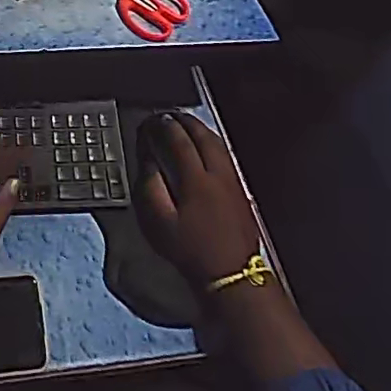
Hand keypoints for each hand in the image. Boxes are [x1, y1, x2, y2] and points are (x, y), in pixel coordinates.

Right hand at [137, 112, 259, 286]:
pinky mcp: (241, 192)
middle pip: (204, 138)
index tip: (154, 121)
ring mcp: (233, 183)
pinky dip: (214, 144)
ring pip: (219, 146)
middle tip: (171, 115)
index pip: (180, 142)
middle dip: (186, 122)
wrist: (232, 275)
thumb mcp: (160, 223)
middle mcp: (218, 176)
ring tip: (188, 124)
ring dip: (202, 130)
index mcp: (196, 181)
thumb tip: (148, 165)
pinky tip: (207, 147)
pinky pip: (227, 157)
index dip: (165, 128)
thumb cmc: (192, 250)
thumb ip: (151, 189)